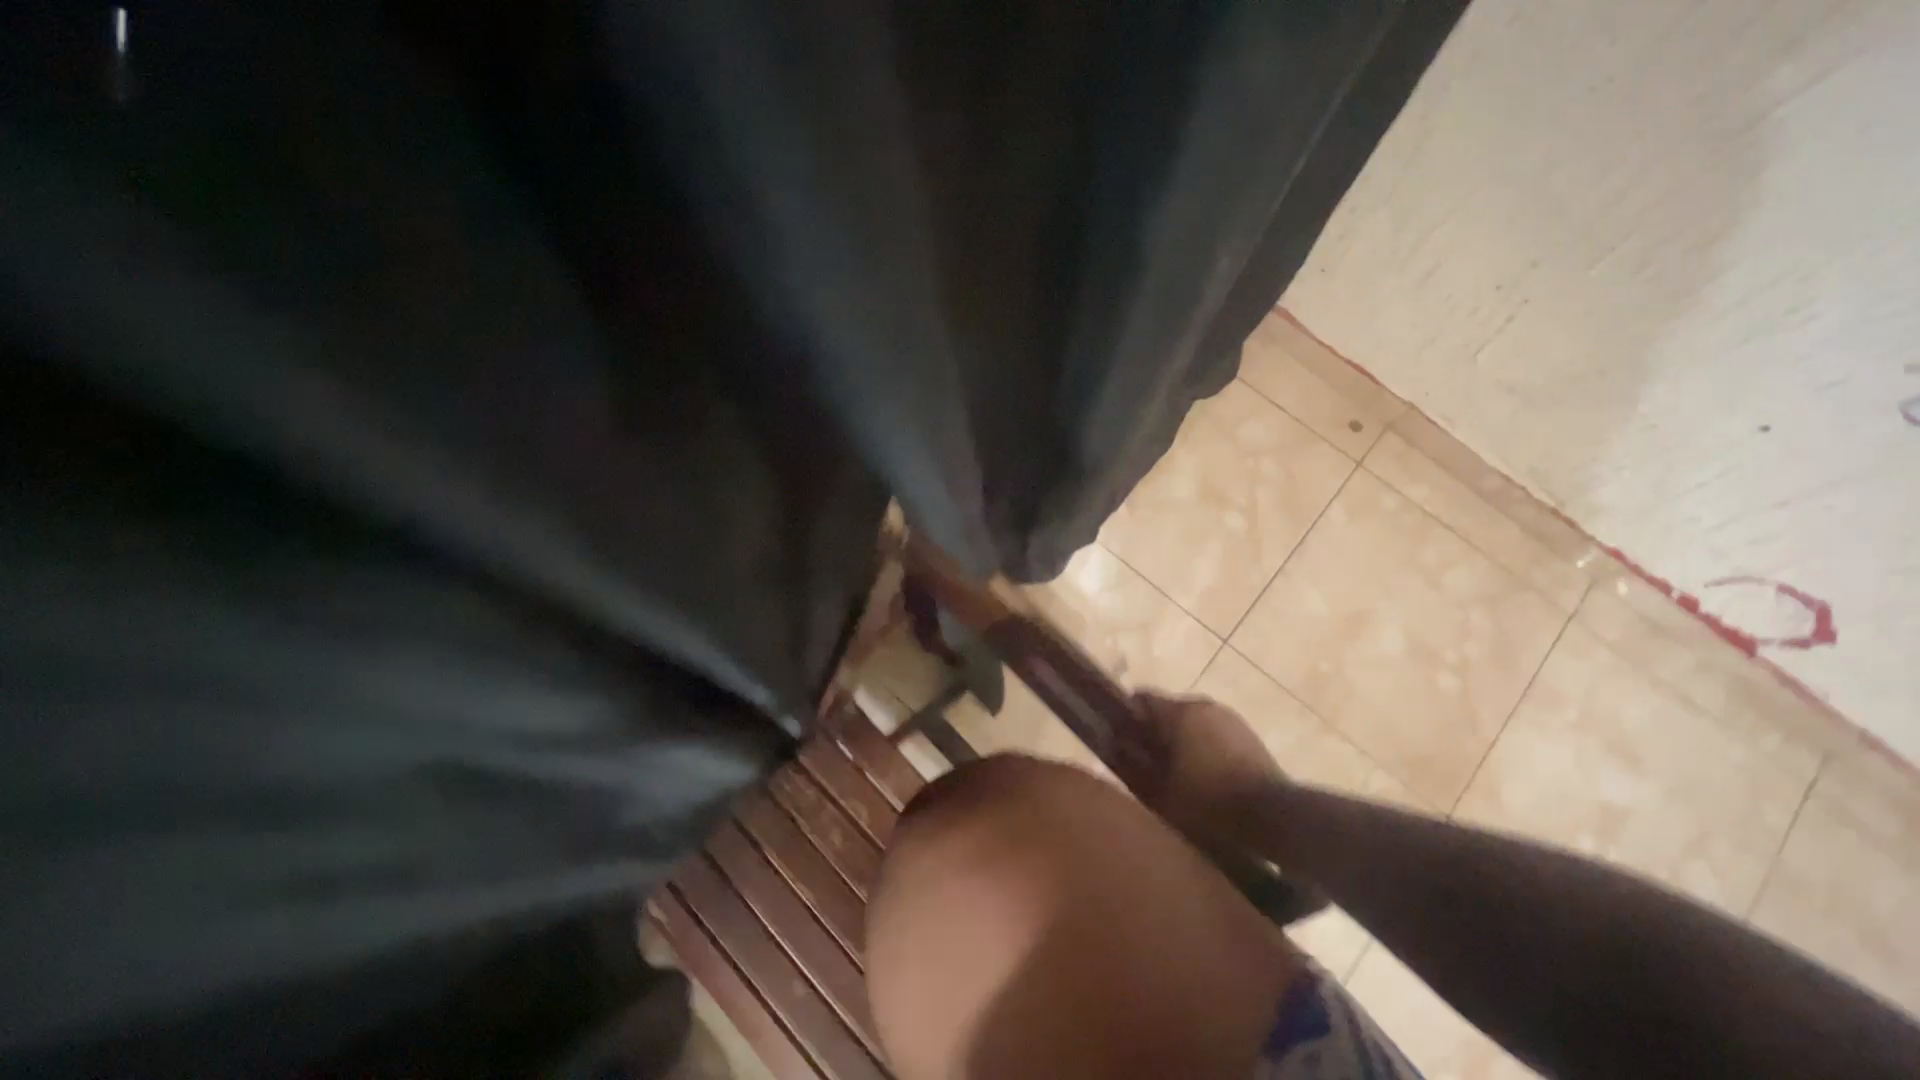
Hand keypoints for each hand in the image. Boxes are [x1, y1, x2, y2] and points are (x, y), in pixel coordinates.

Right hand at [1130, 691, 1287, 847]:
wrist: (1272, 816)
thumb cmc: (1207, 803)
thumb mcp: (1158, 792)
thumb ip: (1131, 766)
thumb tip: (1116, 748)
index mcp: (1180, 712)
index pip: (1140, 699)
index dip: (1124, 718)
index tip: (1117, 742)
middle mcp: (1205, 705)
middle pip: (1168, 711)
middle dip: (1153, 734)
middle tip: (1143, 766)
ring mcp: (1231, 719)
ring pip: (1193, 724)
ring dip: (1180, 743)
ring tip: (1174, 777)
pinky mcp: (1249, 736)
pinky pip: (1215, 736)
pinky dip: (1204, 750)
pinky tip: (1203, 781)